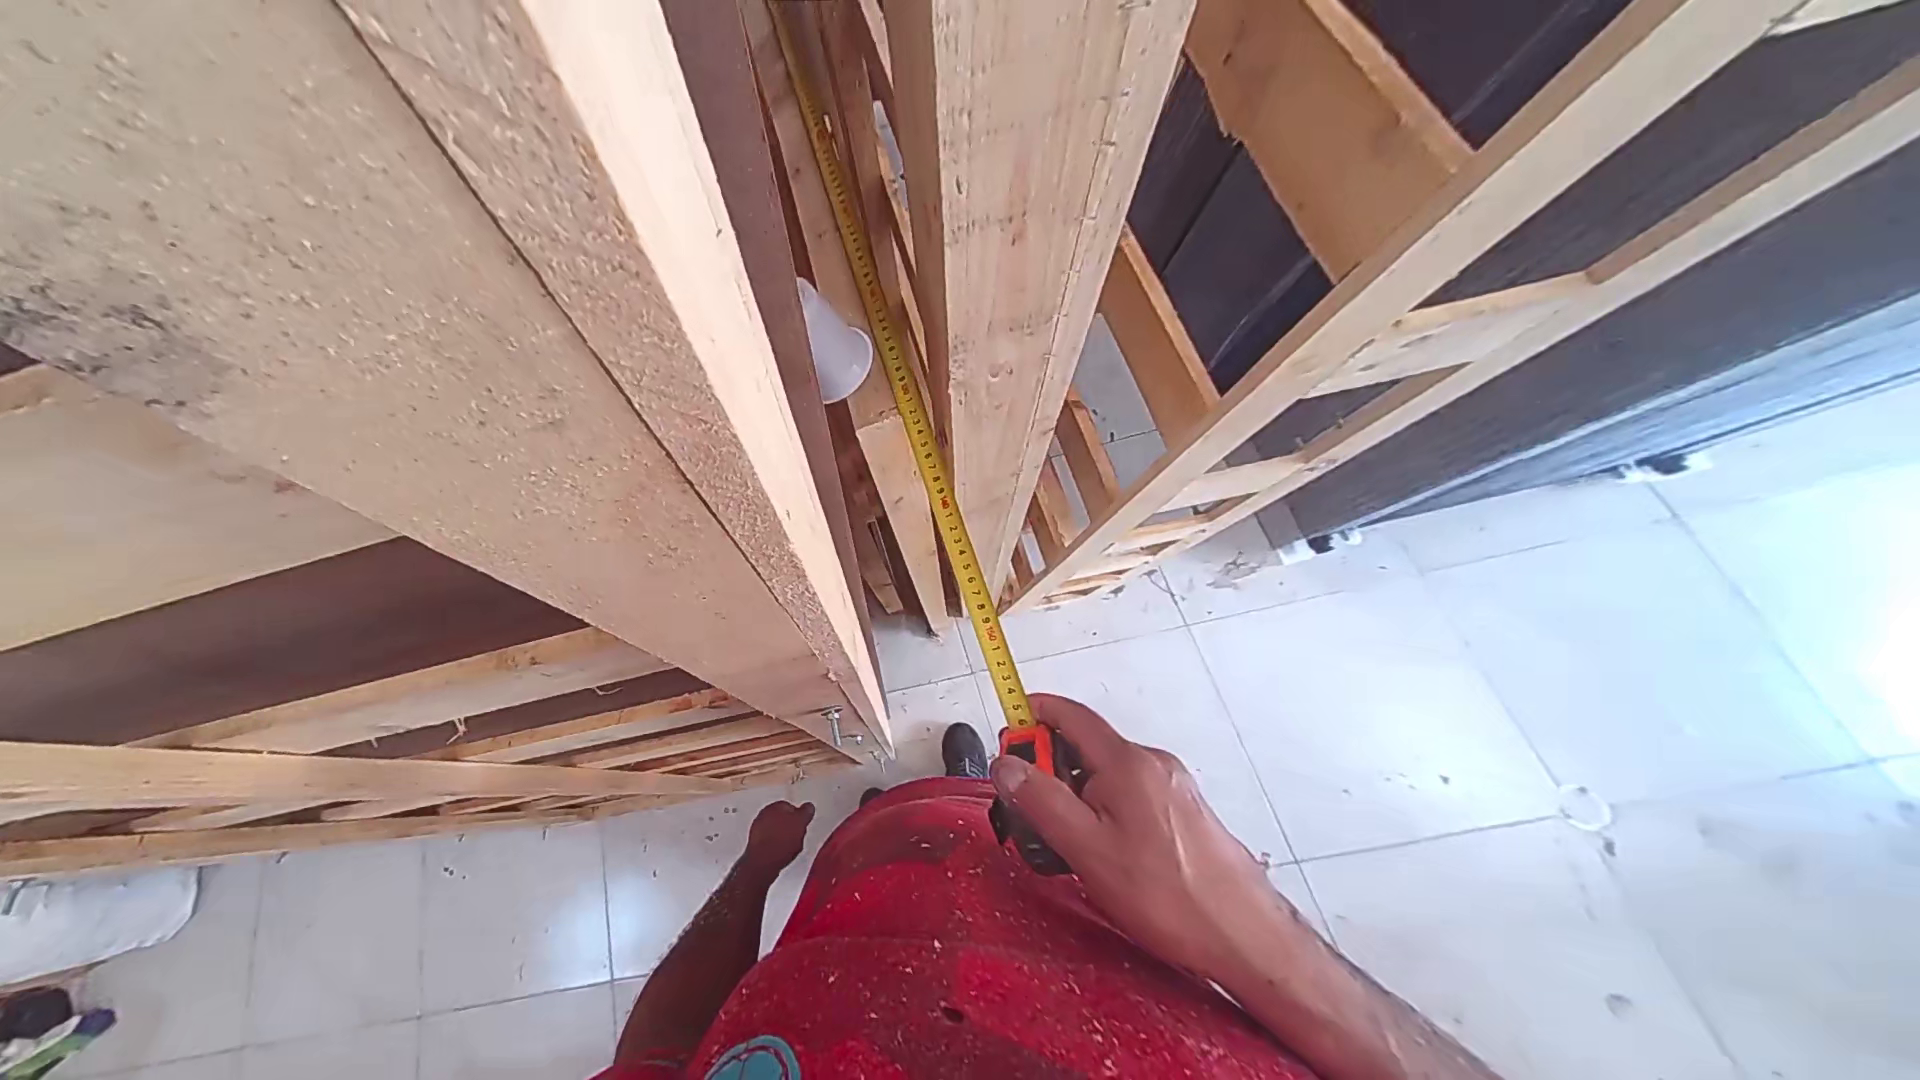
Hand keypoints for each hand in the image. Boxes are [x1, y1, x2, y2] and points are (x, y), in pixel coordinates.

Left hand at [741, 800, 814, 877]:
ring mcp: (757, 831)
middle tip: (797, 833)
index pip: (789, 805)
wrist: (764, 862)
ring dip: (782, 836)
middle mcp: (762, 816)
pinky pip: (769, 842)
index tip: (803, 820)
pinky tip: (782, 853)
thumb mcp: (802, 822)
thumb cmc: (780, 841)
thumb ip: (806, 812)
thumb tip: (809, 807)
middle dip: (789, 825)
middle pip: (780, 817)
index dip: (799, 814)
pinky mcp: (755, 846)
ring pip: (774, 830)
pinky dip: (775, 846)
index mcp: (774, 806)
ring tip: (791, 845)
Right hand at [990, 695, 1305, 981]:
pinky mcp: (1181, 808)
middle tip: (1030, 807)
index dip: (1034, 712)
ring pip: (1107, 773)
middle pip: (1086, 745)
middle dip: (1051, 767)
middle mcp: (1152, 762)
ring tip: (1066, 842)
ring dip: (1077, 793)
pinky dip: (1103, 807)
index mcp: (1127, 762)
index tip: (1009, 731)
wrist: (1245, 936)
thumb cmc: (1166, 895)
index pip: (1071, 714)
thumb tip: (1006, 764)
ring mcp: (1171, 784)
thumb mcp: (1087, 849)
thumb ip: (1041, 801)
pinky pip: (1129, 792)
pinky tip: (1102, 850)